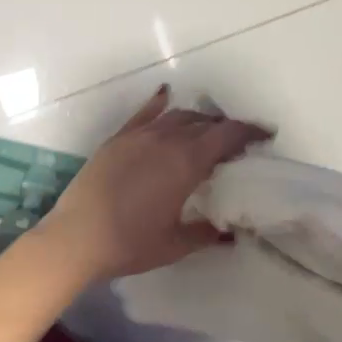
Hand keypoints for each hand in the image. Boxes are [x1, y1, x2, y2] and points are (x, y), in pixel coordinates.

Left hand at [35, 86, 270, 281]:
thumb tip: (229, 232)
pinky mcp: (115, 141)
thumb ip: (206, 234)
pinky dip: (158, 104)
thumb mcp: (175, 244)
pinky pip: (143, 114)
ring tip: (206, 131)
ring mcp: (137, 137)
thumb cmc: (130, 244)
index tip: (264, 135)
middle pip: (204, 123)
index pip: (227, 135)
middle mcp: (165, 140)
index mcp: (186, 162)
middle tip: (236, 143)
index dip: (249, 132)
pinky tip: (166, 97)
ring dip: (196, 120)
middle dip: (224, 129)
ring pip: (176, 117)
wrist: (76, 239)